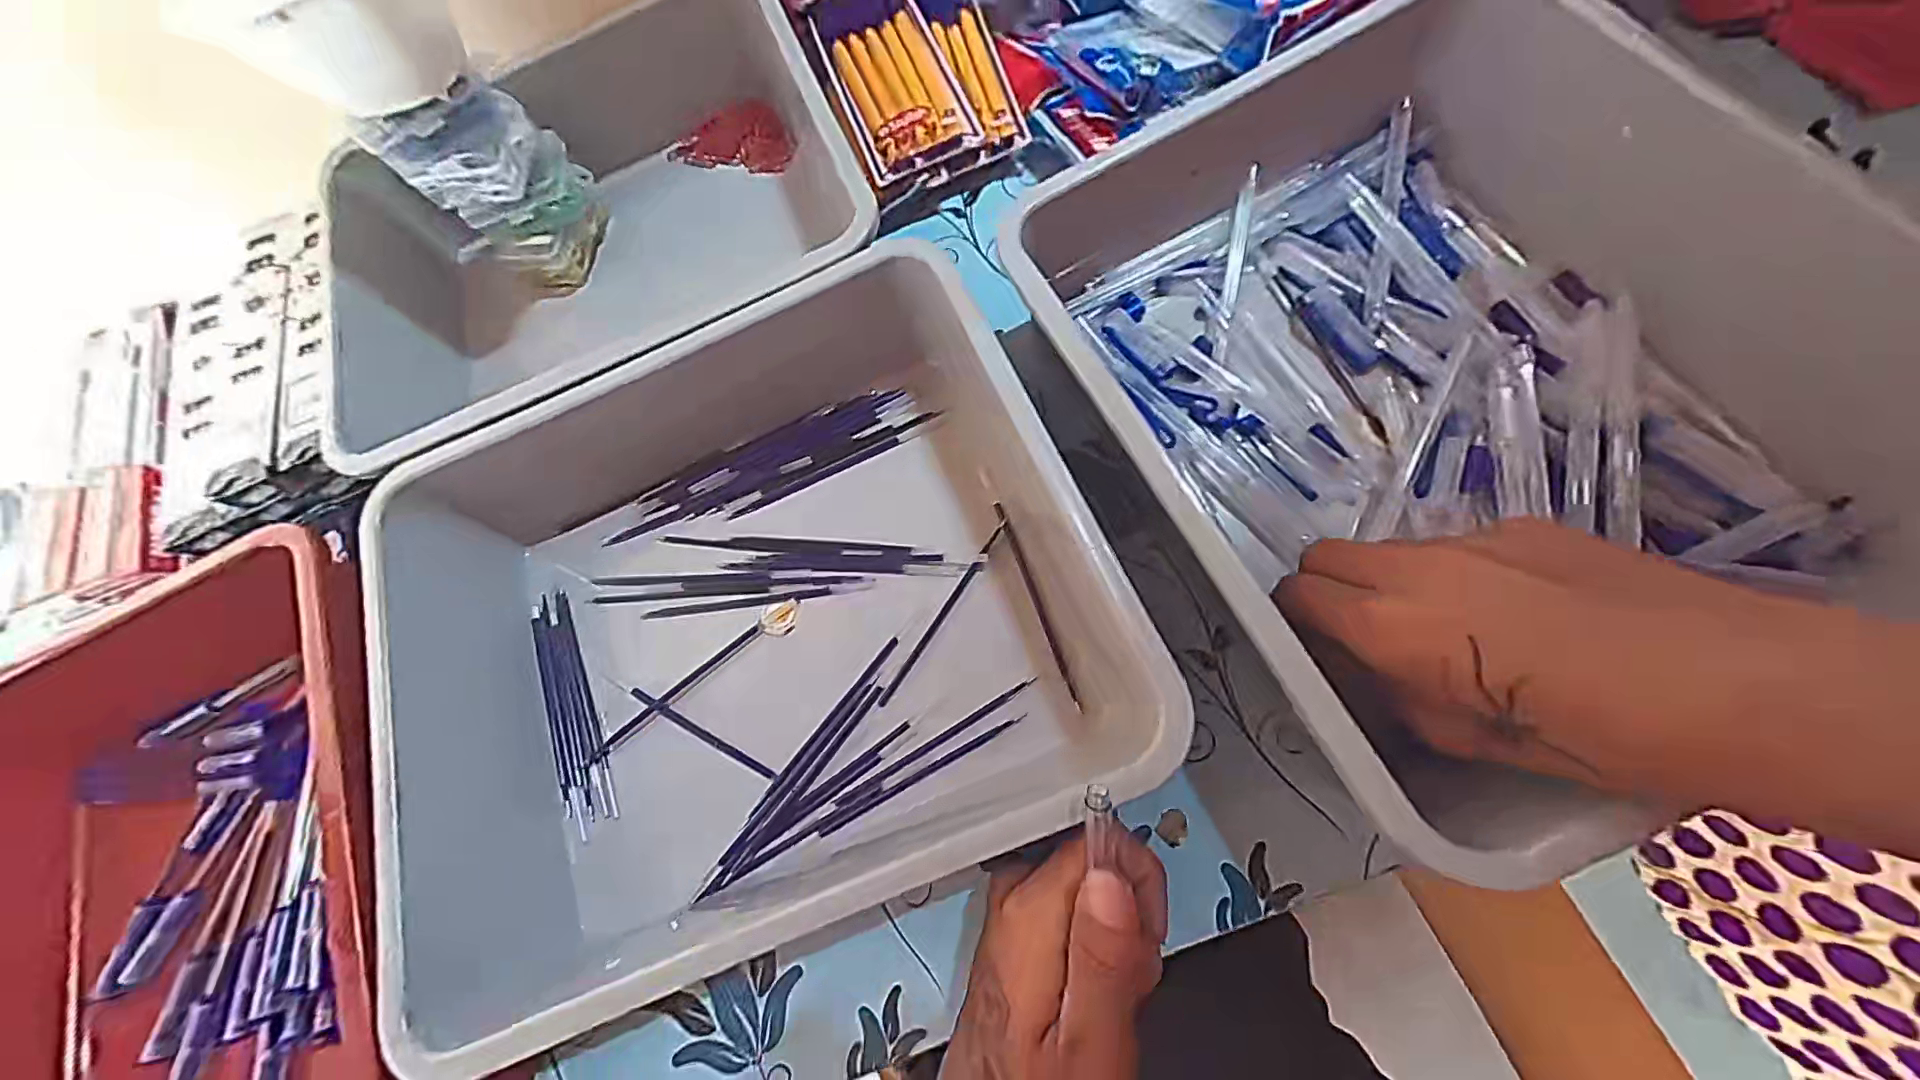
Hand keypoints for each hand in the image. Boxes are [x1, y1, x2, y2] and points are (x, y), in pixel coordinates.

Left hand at [940, 832, 1167, 1079]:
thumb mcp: (1091, 1039)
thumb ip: (1105, 953)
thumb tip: (1112, 875)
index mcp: (1027, 908)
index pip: (1101, 840)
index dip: (1139, 885)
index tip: (1143, 936)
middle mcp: (1011, 894)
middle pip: (1097, 861)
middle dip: (1129, 913)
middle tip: (1126, 978)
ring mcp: (1010, 905)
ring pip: (1089, 882)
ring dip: (1114, 931)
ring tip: (1108, 990)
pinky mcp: (1014, 920)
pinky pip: (1072, 902)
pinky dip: (1094, 939)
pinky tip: (1091, 984)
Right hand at [1272, 518, 1919, 857]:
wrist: (1756, 687)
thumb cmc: (1606, 737)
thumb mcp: (1476, 743)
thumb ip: (1404, 700)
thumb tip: (1380, 677)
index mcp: (1395, 626)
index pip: (1298, 595)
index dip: (1293, 620)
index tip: (1313, 646)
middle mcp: (1418, 568)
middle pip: (1325, 555)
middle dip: (1324, 589)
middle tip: (1360, 634)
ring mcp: (1474, 540)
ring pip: (1388, 548)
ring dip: (1385, 581)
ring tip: (1444, 627)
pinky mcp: (1525, 527)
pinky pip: (1452, 544)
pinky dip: (1447, 572)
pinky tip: (1510, 610)